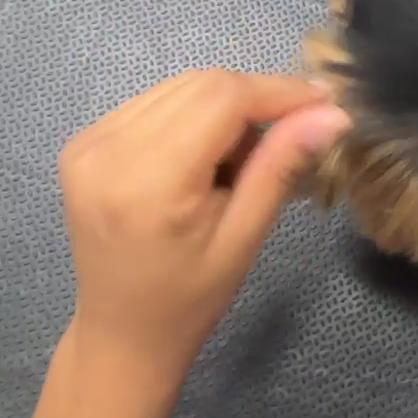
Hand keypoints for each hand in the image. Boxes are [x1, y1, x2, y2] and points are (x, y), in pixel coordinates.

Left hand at [57, 70, 349, 380]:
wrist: (121, 333)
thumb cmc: (191, 297)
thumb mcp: (246, 236)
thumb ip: (283, 166)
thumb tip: (332, 115)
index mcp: (149, 182)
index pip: (223, 99)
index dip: (278, 91)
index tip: (323, 100)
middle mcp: (108, 150)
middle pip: (204, 84)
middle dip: (257, 98)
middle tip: (292, 132)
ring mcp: (90, 141)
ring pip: (183, 86)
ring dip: (227, 104)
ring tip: (244, 153)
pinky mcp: (85, 140)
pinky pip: (158, 100)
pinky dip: (196, 112)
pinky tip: (207, 151)